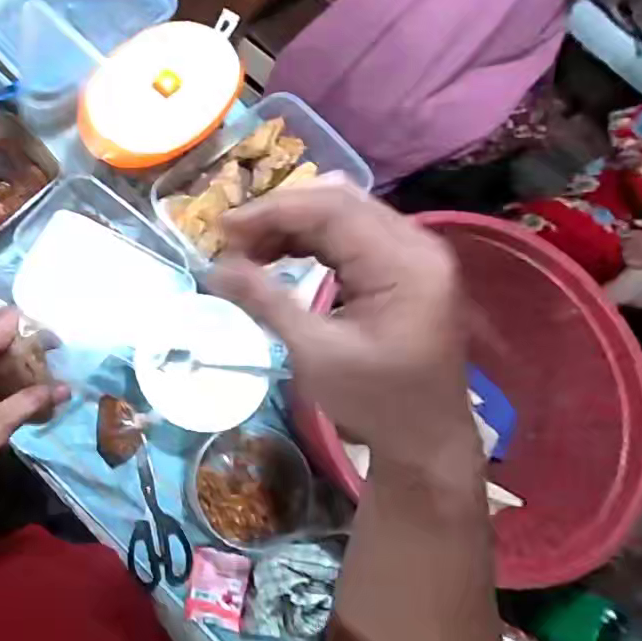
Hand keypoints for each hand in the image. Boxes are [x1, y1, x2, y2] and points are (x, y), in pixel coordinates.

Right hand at [205, 179, 480, 477]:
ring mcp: (415, 253)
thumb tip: (215, 267)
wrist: (426, 439)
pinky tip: (280, 257)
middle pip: (339, 201)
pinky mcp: (405, 266)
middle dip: (279, 214)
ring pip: (344, 212)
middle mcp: (417, 244)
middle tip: (232, 240)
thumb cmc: (375, 402)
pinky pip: (353, 233)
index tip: (222, 229)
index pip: (331, 209)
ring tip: (249, 251)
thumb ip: (266, 301)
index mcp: (404, 263)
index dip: (271, 211)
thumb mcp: (314, 353)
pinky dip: (312, 240)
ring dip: (292, 225)